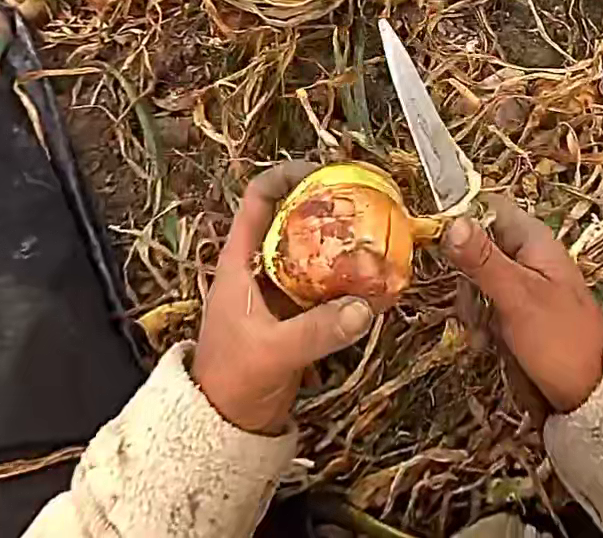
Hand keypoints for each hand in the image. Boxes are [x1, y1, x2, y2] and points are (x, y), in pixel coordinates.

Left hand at [192, 162, 376, 434]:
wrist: (225, 428)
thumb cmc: (231, 382)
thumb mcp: (271, 353)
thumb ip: (315, 332)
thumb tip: (365, 308)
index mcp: (240, 259)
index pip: (258, 197)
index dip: (287, 175)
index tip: (324, 173)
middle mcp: (262, 262)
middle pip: (295, 214)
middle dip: (329, 202)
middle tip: (365, 197)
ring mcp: (282, 285)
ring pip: (315, 244)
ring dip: (344, 236)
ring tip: (377, 228)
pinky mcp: (299, 307)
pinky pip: (328, 277)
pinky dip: (351, 272)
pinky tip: (377, 274)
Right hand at [443, 195, 602, 413]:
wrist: (596, 394)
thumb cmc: (560, 339)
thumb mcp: (517, 297)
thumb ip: (483, 259)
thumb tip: (451, 222)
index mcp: (531, 236)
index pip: (486, 206)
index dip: (460, 218)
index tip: (440, 244)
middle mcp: (526, 250)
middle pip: (476, 243)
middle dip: (465, 276)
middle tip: (470, 308)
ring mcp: (524, 278)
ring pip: (478, 275)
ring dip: (472, 303)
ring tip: (480, 333)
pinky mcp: (520, 305)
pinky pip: (487, 300)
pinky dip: (481, 319)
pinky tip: (484, 341)